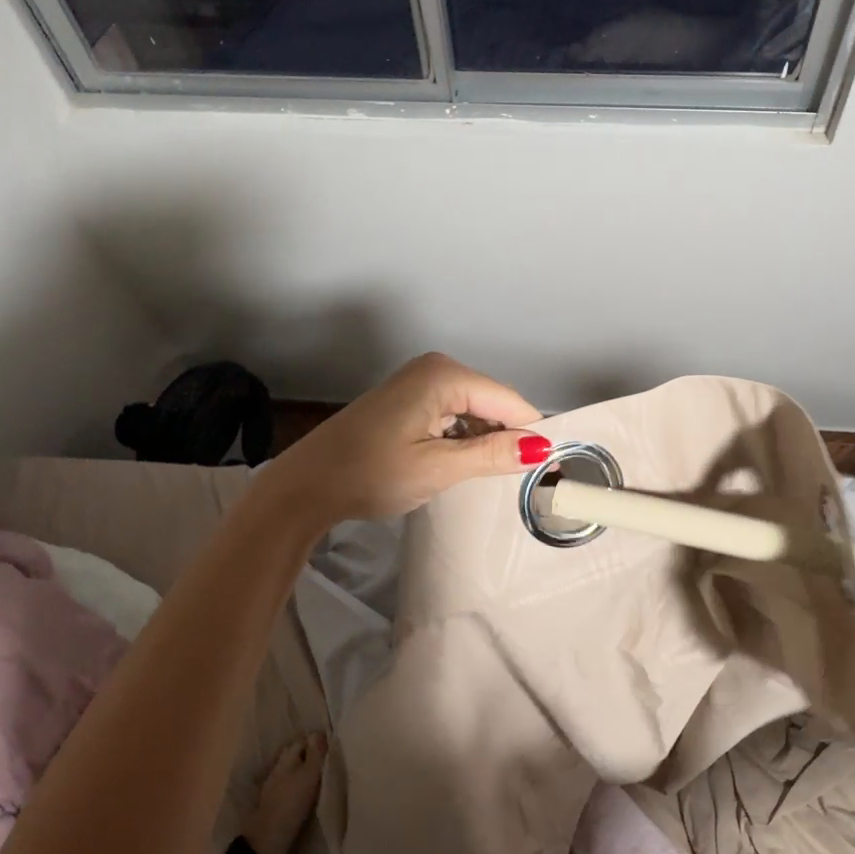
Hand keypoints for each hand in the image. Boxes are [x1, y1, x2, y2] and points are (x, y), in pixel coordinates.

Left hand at [248, 353, 549, 529]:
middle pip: (493, 403)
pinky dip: (462, 439)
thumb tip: (541, 446)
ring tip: (490, 478)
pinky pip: (453, 415)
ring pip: (474, 410)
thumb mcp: (437, 468)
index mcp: (445, 375)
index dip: (531, 435)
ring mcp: (419, 382)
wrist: (306, 484)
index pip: (510, 401)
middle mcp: (436, 368)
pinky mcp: (408, 400)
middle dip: (507, 437)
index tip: (548, 472)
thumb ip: (491, 454)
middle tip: (518, 482)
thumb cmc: (371, 474)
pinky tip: (459, 466)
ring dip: (484, 441)